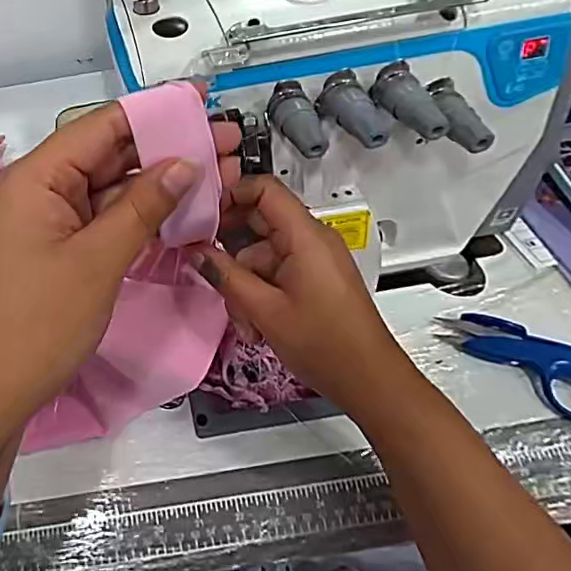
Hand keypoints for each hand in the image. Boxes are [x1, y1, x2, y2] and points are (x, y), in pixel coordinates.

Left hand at [0, 97, 239, 541]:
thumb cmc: (38, 323)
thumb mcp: (98, 260)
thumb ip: (144, 206)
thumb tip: (186, 162)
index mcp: (39, 175)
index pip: (103, 125)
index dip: (156, 110)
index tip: (203, 100)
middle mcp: (45, 186)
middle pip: (113, 152)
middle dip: (169, 146)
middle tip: (229, 140)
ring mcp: (55, 217)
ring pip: (116, 185)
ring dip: (163, 180)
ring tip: (222, 170)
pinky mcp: (65, 244)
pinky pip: (110, 215)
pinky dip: (145, 212)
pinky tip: (187, 207)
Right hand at [194, 175, 416, 414]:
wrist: (371, 381)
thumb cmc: (329, 346)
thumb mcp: (265, 310)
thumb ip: (226, 276)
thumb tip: (199, 253)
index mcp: (306, 236)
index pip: (264, 189)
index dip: (231, 195)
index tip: (206, 216)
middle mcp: (312, 240)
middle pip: (259, 224)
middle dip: (233, 254)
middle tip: (215, 275)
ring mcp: (315, 258)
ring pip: (263, 254)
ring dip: (245, 282)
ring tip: (245, 319)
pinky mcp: (315, 277)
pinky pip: (277, 270)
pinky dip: (261, 291)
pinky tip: (257, 323)